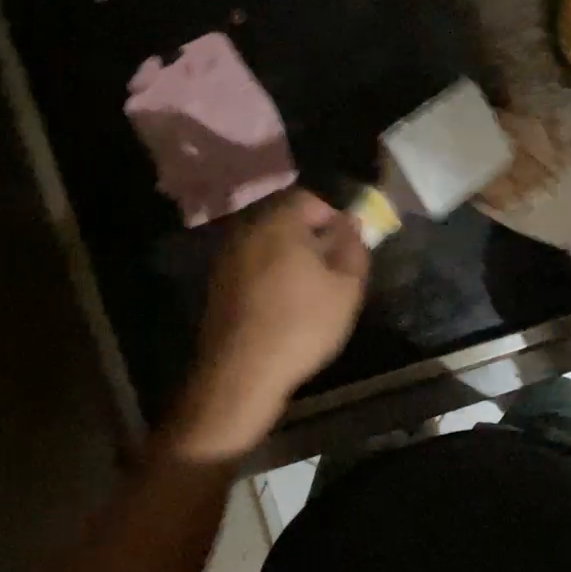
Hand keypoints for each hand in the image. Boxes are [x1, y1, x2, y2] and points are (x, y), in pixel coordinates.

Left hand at [165, 189, 369, 457]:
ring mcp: (226, 258)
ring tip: (310, 291)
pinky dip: (269, 276)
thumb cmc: (302, 325)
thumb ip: (353, 248)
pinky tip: (283, 307)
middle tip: (333, 269)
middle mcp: (246, 230)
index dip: (333, 217)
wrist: (241, 372)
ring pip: (266, 244)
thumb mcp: (347, 289)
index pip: (309, 198)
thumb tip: (351, 223)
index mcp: (279, 222)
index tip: (348, 246)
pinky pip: (251, 267)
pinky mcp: (217, 286)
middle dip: (311, 237)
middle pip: (284, 219)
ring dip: (289, 258)